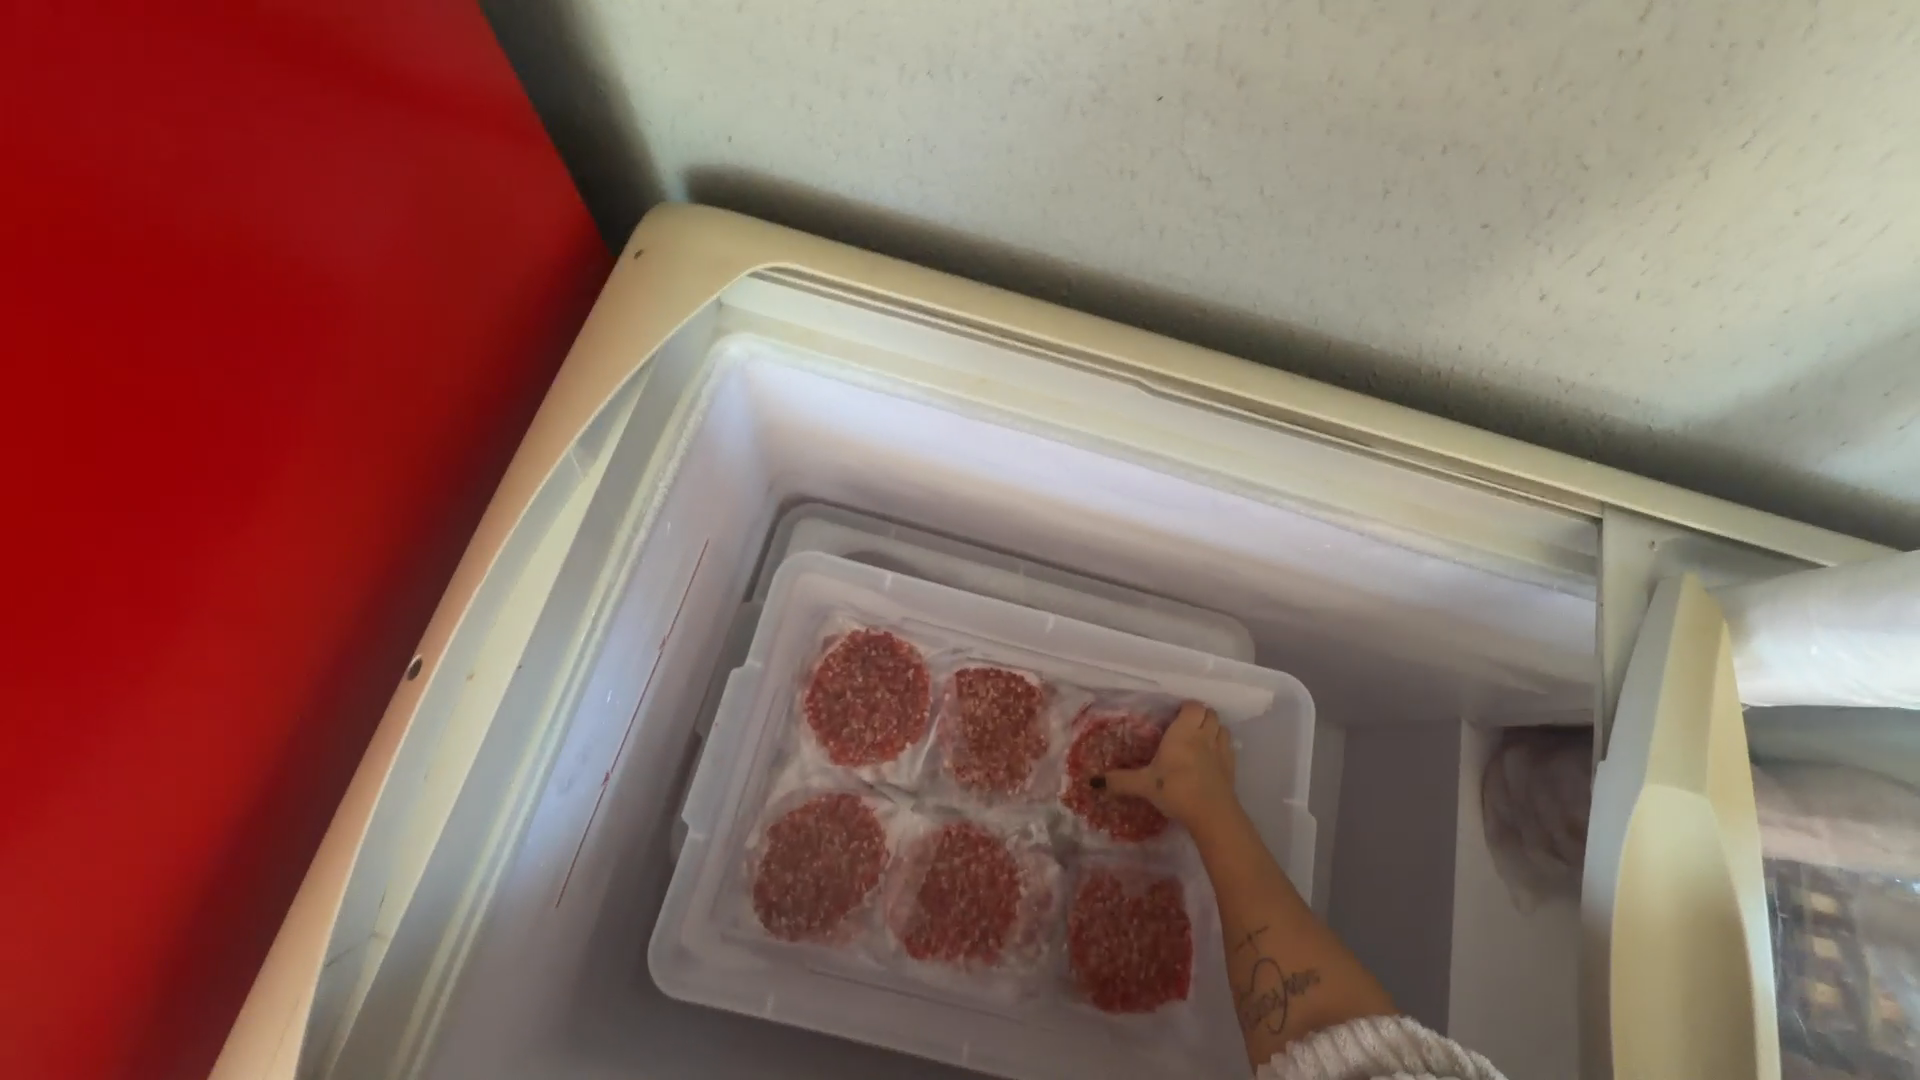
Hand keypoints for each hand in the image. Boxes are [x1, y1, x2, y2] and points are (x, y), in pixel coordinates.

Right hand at [1098, 702, 1239, 830]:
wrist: (1212, 815)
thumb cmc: (1176, 790)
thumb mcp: (1143, 785)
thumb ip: (1119, 781)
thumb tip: (1093, 782)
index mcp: (1183, 733)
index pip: (1193, 706)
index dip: (1186, 708)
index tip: (1174, 716)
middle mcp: (1204, 736)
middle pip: (1210, 713)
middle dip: (1200, 715)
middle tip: (1184, 726)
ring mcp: (1221, 752)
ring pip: (1222, 728)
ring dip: (1213, 728)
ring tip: (1200, 739)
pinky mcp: (1231, 768)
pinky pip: (1229, 748)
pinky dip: (1221, 746)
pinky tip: (1211, 759)